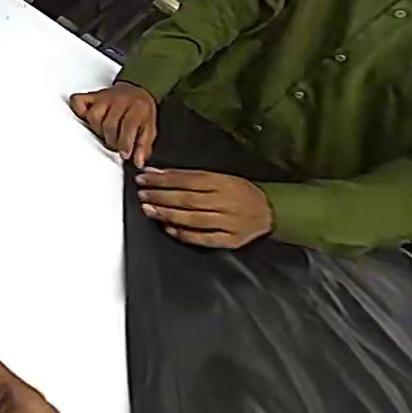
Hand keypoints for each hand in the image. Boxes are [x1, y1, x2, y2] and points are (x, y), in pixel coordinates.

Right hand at [67, 83, 156, 166]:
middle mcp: (119, 100)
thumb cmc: (142, 111)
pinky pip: (78, 101)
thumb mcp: (150, 129)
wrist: (137, 90)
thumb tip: (137, 162)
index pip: (128, 126)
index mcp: (137, 108)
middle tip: (115, 144)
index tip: (124, 154)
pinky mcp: (92, 95)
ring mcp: (103, 96)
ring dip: (97, 129)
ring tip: (104, 132)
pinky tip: (88, 118)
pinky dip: (79, 111)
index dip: (125, 143)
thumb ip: (144, 146)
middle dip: (111, 139)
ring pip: (93, 116)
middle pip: (109, 124)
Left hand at [136, 168, 272, 248]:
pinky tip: (169, 228)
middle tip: (142, 194)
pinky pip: (206, 239)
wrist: (269, 210)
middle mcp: (226, 203)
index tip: (142, 178)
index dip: (161, 180)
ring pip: (193, 219)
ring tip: (149, 209)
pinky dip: (185, 234)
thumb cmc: (236, 190)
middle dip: (160, 197)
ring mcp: (230, 223)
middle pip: (187, 200)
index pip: (184, 180)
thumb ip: (185, 175)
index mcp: (220, 183)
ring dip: (167, 214)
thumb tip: (155, 172)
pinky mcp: (233, 240)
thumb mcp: (214, 176)